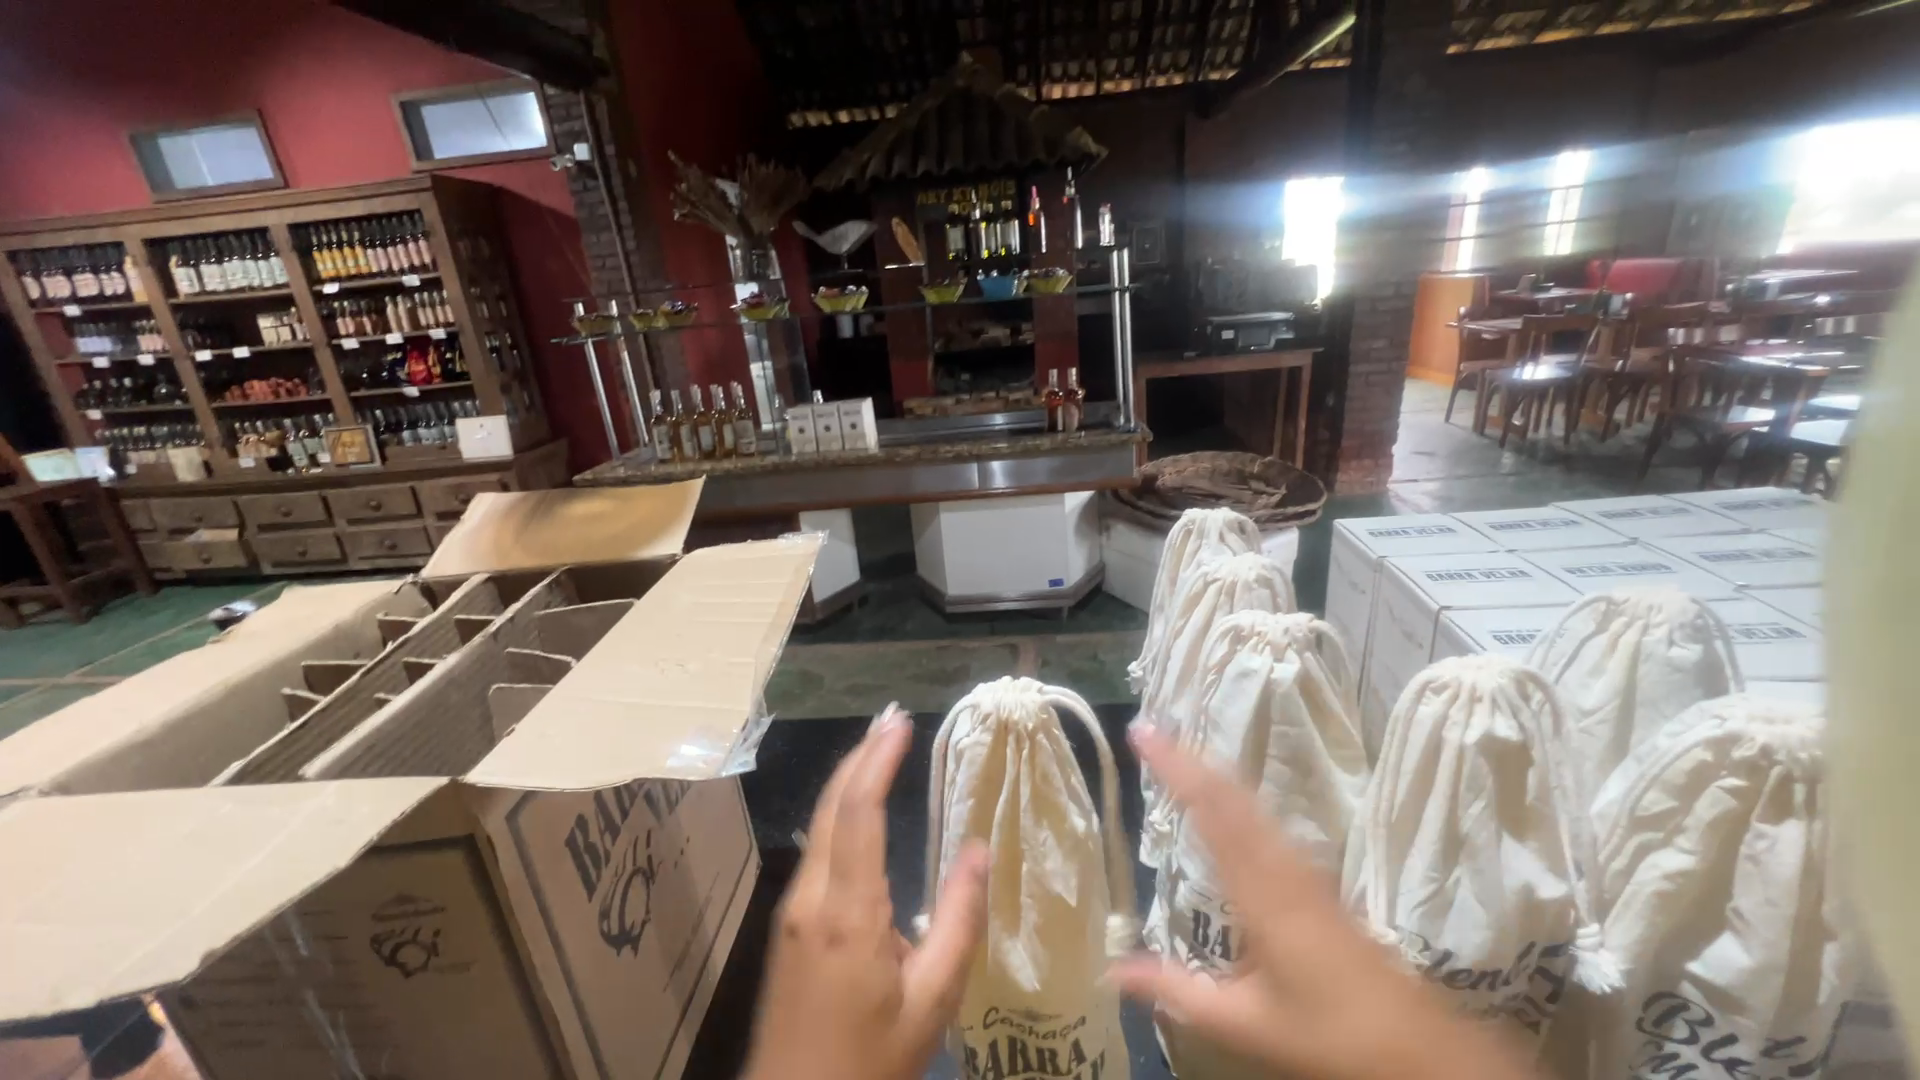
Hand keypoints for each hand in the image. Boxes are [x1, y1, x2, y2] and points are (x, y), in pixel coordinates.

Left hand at [743, 706, 989, 1079]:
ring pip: (820, 825)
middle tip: (892, 717)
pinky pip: (818, 849)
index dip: (877, 760)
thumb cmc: (870, 1059)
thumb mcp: (932, 1001)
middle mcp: (813, 897)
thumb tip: (979, 849)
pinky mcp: (790, 923)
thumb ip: (959, 922)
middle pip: (831, 807)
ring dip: (849, 779)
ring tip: (882, 746)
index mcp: (849, 912)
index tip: (900, 723)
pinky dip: (842, 812)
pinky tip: (860, 808)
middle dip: (860, 755)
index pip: (858, 813)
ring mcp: (794, 909)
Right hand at [1110, 727, 1539, 1079]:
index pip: (1212, 812)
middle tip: (1150, 730)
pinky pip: (1266, 819)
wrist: (1418, 1045)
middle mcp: (1282, 867)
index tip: (1144, 734)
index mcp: (1260, 893)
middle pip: (1232, 794)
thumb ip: (1178, 991)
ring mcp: (1303, 869)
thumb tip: (1113, 972)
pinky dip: (1235, 794)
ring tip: (1177, 751)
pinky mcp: (1316, 879)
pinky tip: (1224, 797)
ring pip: (1252, 802)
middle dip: (1189, 757)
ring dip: (1213, 770)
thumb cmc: (1329, 1031)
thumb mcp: (1245, 1022)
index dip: (1176, 768)